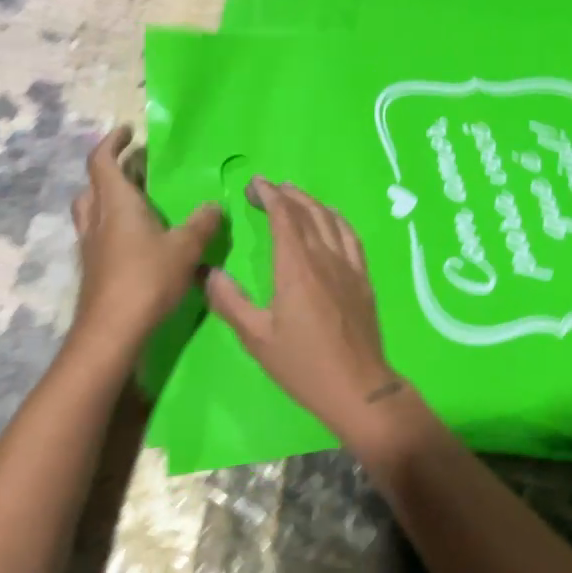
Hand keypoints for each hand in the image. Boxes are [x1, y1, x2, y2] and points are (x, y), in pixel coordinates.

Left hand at [70, 126, 221, 353]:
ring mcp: (90, 246)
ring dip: (108, 200)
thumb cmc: (146, 279)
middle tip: (138, 170)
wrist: (110, 332)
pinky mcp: (92, 270)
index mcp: (116, 203)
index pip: (102, 160)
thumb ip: (201, 224)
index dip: (112, 142)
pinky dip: (112, 228)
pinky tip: (137, 242)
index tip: (129, 132)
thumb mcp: (185, 248)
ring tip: (138, 204)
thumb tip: (214, 206)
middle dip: (112, 171)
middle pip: (93, 185)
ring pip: (92, 211)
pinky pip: (98, 236)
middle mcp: (97, 219)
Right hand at [205, 178, 405, 441]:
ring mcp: (348, 266)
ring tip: (295, 194)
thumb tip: (209, 272)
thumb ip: (230, 302)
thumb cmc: (303, 365)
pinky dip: (336, 219)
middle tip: (268, 188)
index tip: (254, 184)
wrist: (358, 388)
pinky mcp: (362, 278)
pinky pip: (350, 236)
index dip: (269, 195)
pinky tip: (331, 220)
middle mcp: (324, 257)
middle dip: (286, 194)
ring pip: (330, 220)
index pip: (283, 216)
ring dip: (311, 202)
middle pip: (307, 212)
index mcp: (296, 266)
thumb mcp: (257, 338)